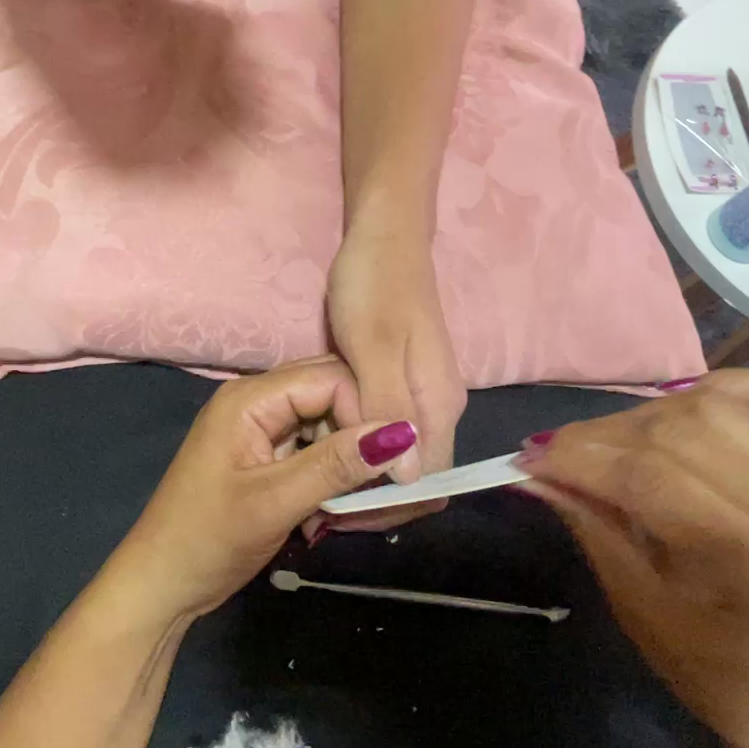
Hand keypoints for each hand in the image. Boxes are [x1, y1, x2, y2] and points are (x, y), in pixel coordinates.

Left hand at [112, 358, 419, 618]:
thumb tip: (403, 434)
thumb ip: (336, 465)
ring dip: (353, 460)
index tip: (400, 462)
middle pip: (333, 395)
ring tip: (372, 502)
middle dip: (366, 434)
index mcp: (250, 397)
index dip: (370, 412)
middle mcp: (258, 402)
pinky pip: (317, 450)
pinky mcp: (269, 457)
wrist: (163, 584)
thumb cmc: (208, 539)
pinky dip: (337, 475)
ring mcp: (262, 429)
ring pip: (329, 425)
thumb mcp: (275, 501)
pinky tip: (347, 508)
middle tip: (397, 480)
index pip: (331, 377)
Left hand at [325, 220, 466, 530]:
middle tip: (316, 503)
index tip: (337, 514)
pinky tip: (320, 447)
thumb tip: (405, 478)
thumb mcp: (373, 349)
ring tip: (311, 480)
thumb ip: (390, 409)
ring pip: (390, 454)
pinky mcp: (397, 384)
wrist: (383, 234)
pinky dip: (352, 447)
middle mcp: (436, 407)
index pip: (424, 482)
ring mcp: (417, 395)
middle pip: (408, 474)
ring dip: (355, 473)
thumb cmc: (373, 288)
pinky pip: (379, 432)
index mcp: (437, 404)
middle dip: (366, 495)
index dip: (383, 506)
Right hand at [514, 371, 748, 747]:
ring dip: (647, 415)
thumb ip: (589, 521)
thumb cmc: (707, 661)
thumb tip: (533, 468)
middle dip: (601, 436)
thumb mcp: (635, 600)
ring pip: (716, 407)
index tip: (526, 458)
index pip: (649, 475)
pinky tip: (687, 412)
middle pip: (680, 431)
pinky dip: (725, 391)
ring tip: (611, 443)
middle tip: (556, 454)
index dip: (577, 458)